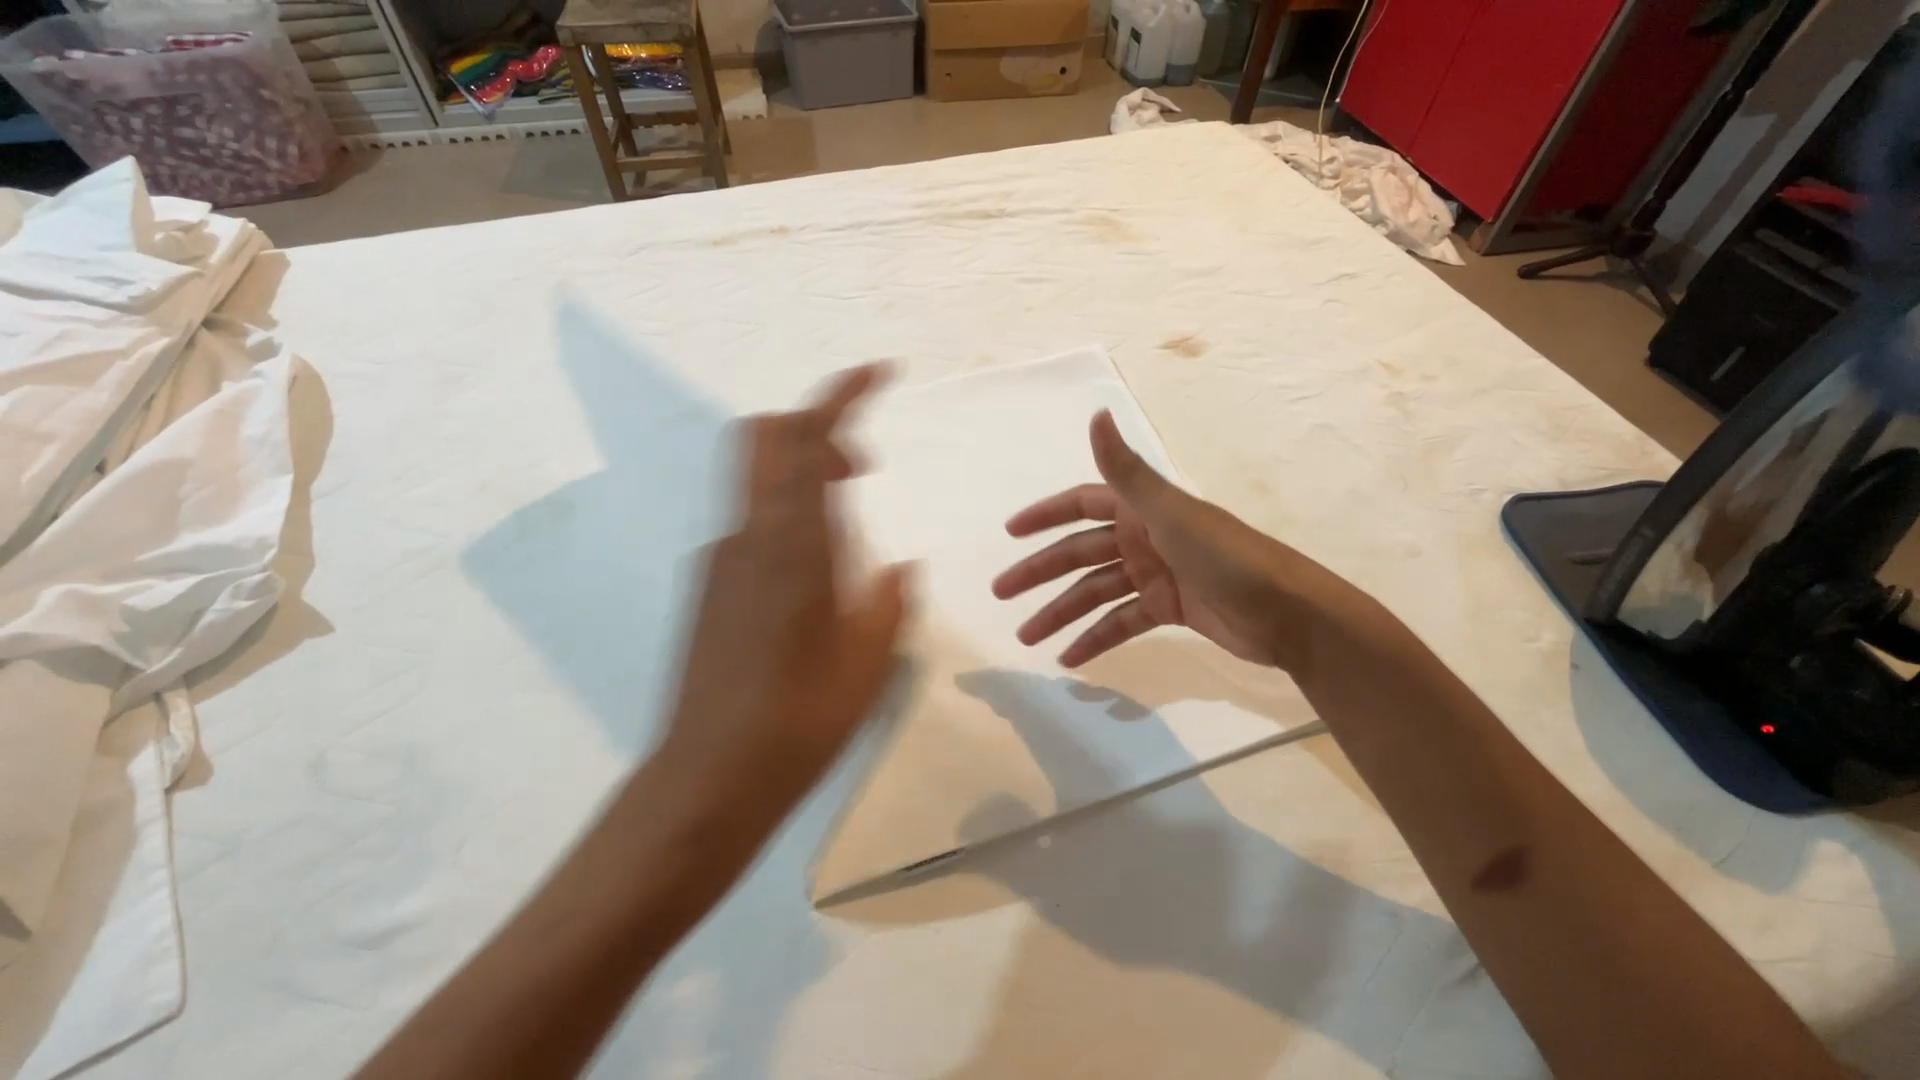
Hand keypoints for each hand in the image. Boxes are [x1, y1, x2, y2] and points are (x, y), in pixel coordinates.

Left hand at [659, 365, 911, 811]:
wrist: (708, 777)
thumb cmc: (799, 720)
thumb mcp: (869, 660)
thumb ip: (887, 599)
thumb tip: (895, 567)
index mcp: (790, 544)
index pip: (804, 437)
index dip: (842, 393)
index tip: (881, 375)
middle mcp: (746, 538)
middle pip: (765, 439)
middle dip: (816, 429)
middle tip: (864, 468)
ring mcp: (718, 562)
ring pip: (759, 485)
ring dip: (803, 480)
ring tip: (850, 533)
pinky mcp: (706, 590)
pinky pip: (751, 529)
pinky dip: (787, 522)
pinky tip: (814, 585)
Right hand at [993, 411, 1353, 674]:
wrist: (1288, 614)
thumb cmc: (1228, 557)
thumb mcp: (1171, 514)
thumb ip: (1128, 471)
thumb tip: (1097, 413)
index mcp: (1143, 510)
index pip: (1082, 504)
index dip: (1045, 516)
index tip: (1010, 532)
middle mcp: (1144, 538)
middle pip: (1080, 554)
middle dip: (1040, 574)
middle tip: (1001, 595)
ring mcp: (1156, 575)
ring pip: (1096, 593)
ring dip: (1062, 614)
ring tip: (1028, 638)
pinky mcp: (1168, 610)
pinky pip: (1121, 622)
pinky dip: (1096, 639)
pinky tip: (1070, 658)